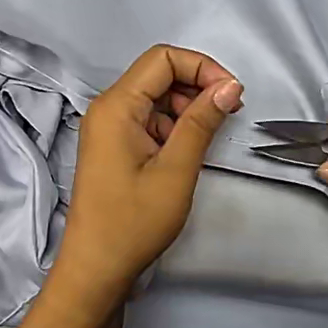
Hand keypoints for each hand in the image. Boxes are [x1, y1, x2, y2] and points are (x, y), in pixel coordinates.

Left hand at [48, 45, 242, 318]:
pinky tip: (188, 151)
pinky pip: (149, 120)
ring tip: (209, 136)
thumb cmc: (133, 222)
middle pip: (158, 74)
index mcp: (116, 106)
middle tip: (228, 114)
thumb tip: (229, 86)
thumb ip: (202, 122)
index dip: (201, 67)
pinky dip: (174, 127)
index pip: (162, 59)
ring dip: (187, 108)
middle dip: (196, 86)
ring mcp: (109, 128)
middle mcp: (108, 109)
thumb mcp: (176, 170)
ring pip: (155, 98)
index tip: (231, 93)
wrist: (96, 269)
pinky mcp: (114, 146)